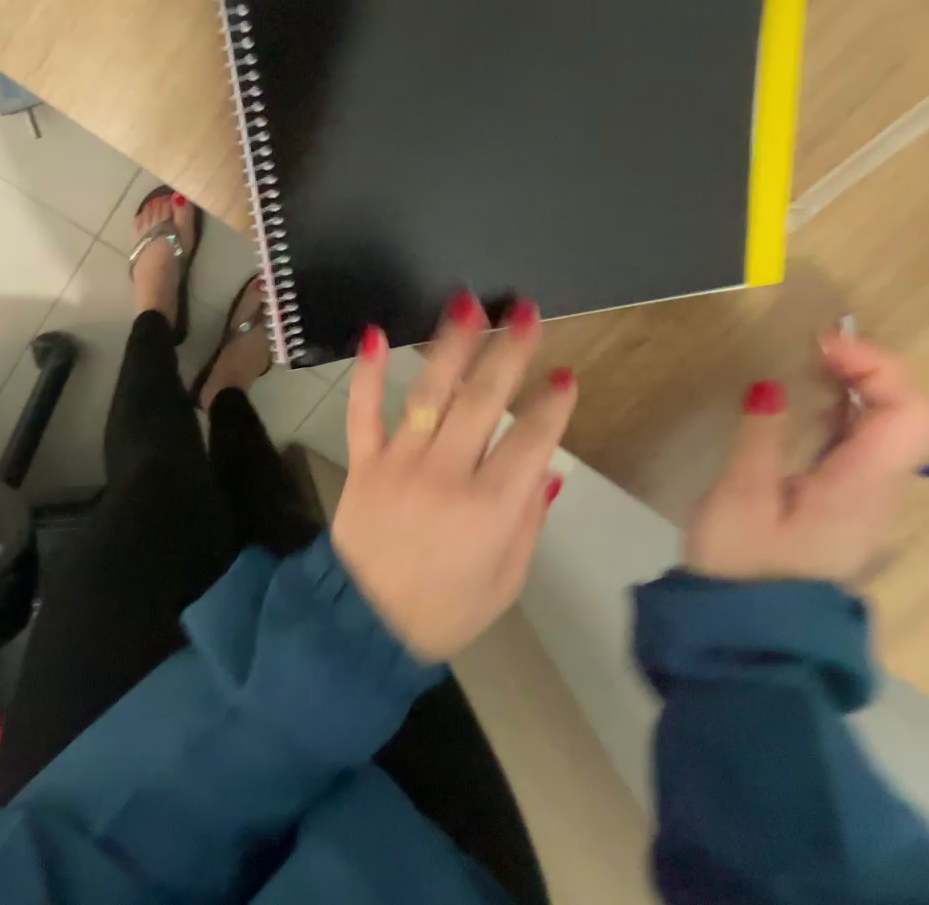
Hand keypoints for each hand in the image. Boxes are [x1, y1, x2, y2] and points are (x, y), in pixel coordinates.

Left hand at [331, 293, 576, 662]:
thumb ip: (527, 520)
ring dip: (450, 346)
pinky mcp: (362, 465)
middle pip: (483, 402)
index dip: (553, 406)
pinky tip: (377, 334)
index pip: (532, 441)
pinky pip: (363, 413)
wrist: (364, 624)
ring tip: (467, 303)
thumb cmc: (445, 610)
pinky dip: (368, 374)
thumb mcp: (505, 579)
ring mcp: (399, 465)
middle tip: (526, 311)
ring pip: (429, 395)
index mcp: (491, 509)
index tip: (565, 375)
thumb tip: (549, 468)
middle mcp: (446, 476)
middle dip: (508, 352)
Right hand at [686, 330, 928, 584]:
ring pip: (890, 432)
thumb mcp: (740, 497)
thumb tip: (773, 387)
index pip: (910, 413)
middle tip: (818, 350)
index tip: (822, 346)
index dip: (878, 367)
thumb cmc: (743, 563)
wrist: (749, 628)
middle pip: (912, 417)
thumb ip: (761, 439)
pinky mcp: (846, 508)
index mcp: (861, 485)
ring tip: (811, 367)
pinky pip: (864, 449)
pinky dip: (845, 415)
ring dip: (860, 390)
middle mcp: (880, 490)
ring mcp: (867, 502)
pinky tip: (808, 408)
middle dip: (873, 372)